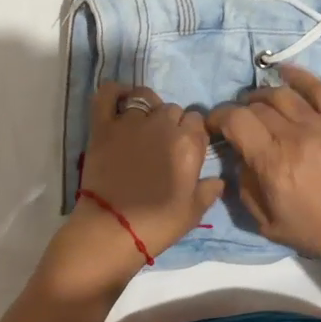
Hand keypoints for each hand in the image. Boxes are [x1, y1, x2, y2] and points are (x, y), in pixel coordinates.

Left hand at [45, 83, 222, 294]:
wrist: (112, 230)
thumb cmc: (157, 224)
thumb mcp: (193, 213)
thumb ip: (208, 191)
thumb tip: (218, 180)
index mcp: (188, 143)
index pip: (197, 121)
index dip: (193, 134)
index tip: (186, 151)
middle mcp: (162, 125)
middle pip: (173, 109)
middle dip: (171, 124)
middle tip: (162, 146)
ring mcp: (130, 122)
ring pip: (145, 98)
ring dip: (148, 108)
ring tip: (143, 125)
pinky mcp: (102, 126)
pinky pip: (108, 94)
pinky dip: (115, 91)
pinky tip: (120, 99)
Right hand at [207, 65, 320, 272]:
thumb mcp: (269, 225)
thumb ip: (246, 190)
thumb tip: (238, 161)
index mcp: (273, 163)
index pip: (235, 121)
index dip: (216, 118)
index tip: (211, 127)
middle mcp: (294, 136)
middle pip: (255, 106)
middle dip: (236, 111)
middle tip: (234, 125)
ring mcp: (320, 124)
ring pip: (281, 93)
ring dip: (260, 95)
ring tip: (253, 106)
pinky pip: (317, 87)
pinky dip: (297, 76)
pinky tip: (282, 72)